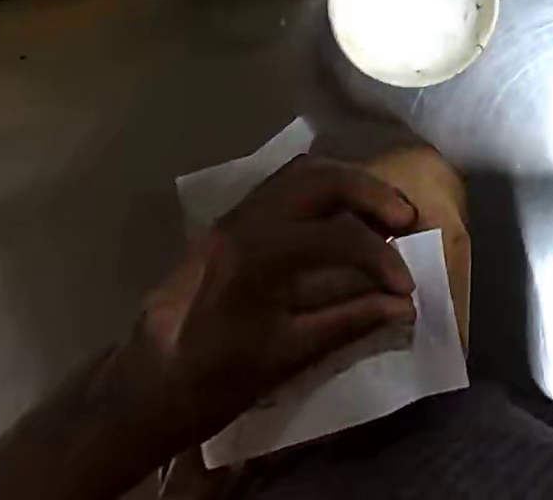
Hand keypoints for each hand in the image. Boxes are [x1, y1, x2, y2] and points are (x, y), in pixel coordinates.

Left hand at [139, 155, 419, 443]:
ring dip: (350, 182)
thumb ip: (350, 322)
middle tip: (406, 218)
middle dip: (373, 194)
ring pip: (306, 170)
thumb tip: (404, 307)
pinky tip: (341, 207)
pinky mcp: (235, 215)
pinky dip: (324, 184)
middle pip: (325, 180)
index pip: (339, 237)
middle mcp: (250, 217)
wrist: (145, 382)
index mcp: (260, 254)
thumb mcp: (286, 357)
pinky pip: (287, 180)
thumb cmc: (213, 377)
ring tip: (380, 207)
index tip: (407, 287)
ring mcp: (240, 210)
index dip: (381, 259)